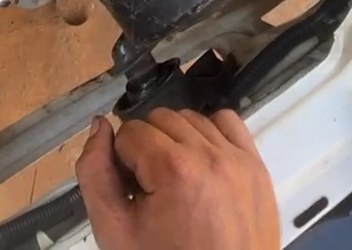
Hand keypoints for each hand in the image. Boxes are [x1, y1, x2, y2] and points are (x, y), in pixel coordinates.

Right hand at [77, 109, 279, 249]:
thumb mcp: (114, 233)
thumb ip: (94, 173)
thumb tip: (99, 126)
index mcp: (174, 169)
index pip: (130, 131)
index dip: (123, 162)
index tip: (132, 193)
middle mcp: (210, 156)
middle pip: (160, 119)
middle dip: (148, 148)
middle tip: (150, 190)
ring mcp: (237, 160)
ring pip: (191, 118)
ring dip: (176, 141)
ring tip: (175, 183)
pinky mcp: (256, 168)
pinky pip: (228, 122)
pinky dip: (211, 133)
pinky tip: (201, 164)